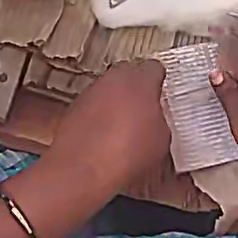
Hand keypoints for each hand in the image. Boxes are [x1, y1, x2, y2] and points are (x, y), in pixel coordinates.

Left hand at [46, 60, 170, 192]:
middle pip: (129, 74)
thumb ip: (161, 119)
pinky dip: (99, 115)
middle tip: (146, 111)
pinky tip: (105, 137)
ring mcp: (91, 91)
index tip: (163, 93)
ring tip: (124, 128)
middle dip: (137, 89)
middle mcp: (113, 79)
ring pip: (109, 89)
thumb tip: (156, 119)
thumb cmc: (126, 153)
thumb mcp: (161, 139)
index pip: (154, 68)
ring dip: (116, 102)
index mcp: (140, 80)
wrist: (82, 169)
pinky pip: (93, 104)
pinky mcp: (74, 107)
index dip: (160, 81)